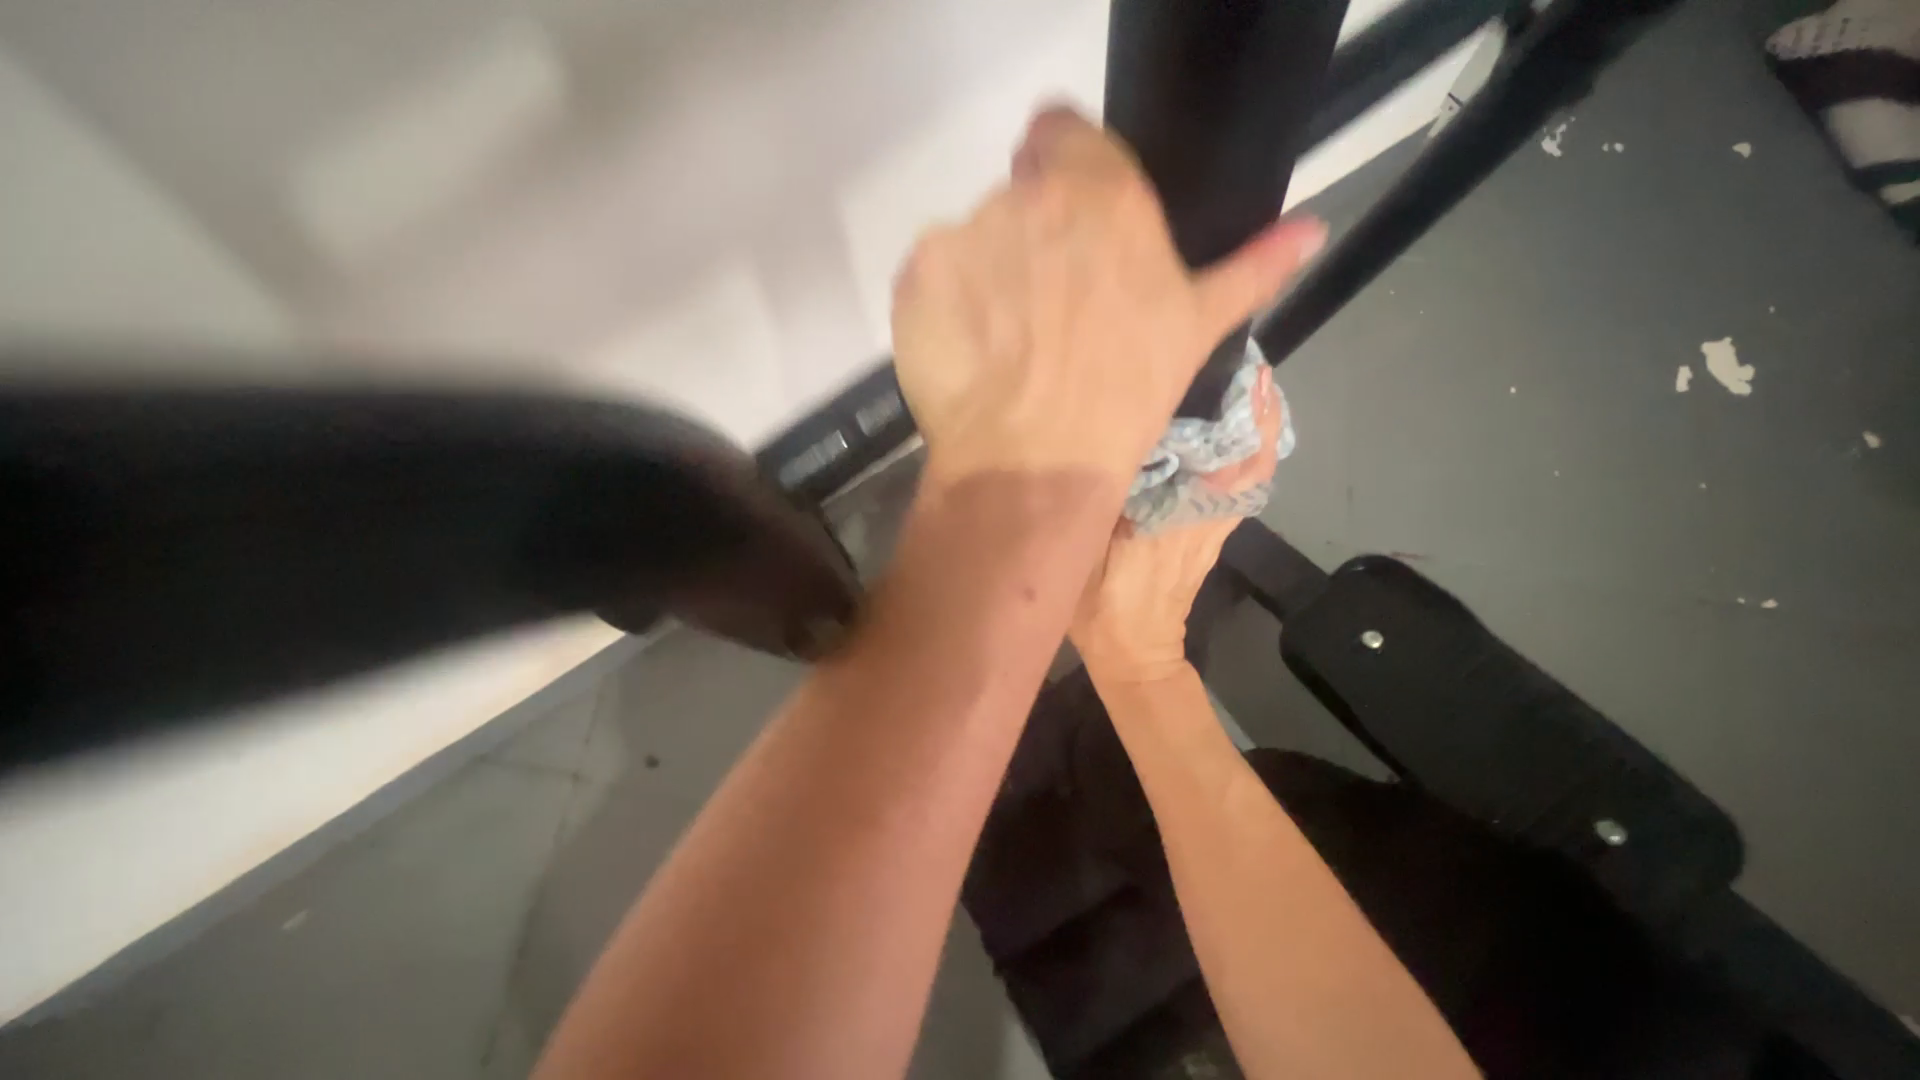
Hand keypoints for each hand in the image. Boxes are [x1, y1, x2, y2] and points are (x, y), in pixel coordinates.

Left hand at [891, 105, 1323, 495]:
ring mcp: (963, 235)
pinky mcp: (915, 278)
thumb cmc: (1125, 392)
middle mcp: (1026, 195)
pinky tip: (974, 352)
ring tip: (1012, 340)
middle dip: (1033, 235)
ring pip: (974, 238)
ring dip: (989, 273)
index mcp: (1101, 190)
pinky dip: (947, 306)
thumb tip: (1313, 228)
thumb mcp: (1197, 327)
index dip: (1065, 170)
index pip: (1061, 132)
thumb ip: (1252, 266)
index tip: (1075, 221)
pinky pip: (932, 277)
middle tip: (1051, 305)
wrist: (1034, 463)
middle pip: (1018, 191)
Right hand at [1070, 368, 1284, 684]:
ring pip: (1251, 468)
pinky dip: (1250, 455)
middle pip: (1248, 454)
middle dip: (1254, 407)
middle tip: (1248, 361)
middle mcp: (1205, 512)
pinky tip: (1237, 433)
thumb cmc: (1101, 606)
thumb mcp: (1086, 552)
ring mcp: (1213, 525)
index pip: (1224, 454)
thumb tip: (1117, 441)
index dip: (1241, 412)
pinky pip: (1242, 487)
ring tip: (1248, 384)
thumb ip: (1103, 499)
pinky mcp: (1210, 534)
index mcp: (1178, 512)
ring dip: (1256, 427)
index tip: (1245, 369)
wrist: (1133, 654)